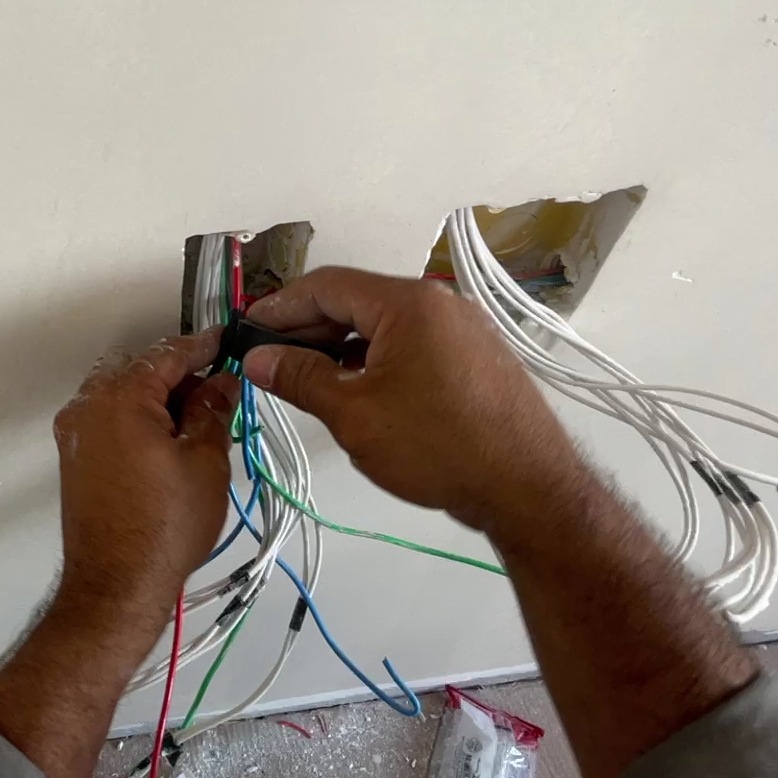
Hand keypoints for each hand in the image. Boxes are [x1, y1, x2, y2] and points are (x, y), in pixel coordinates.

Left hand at [50, 329, 239, 617]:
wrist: (116, 584)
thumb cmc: (165, 526)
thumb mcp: (205, 461)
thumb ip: (212, 410)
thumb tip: (221, 382)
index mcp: (119, 397)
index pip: (166, 354)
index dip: (201, 346)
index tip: (225, 340)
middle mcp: (87, 405)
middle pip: (136, 367)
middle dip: (175, 372)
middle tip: (214, 391)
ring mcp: (74, 431)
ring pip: (117, 390)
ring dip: (153, 394)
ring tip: (194, 420)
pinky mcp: (72, 455)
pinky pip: (106, 415)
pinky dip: (134, 415)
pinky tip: (165, 438)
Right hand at [240, 266, 585, 534]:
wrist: (531, 491)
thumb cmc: (437, 447)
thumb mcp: (354, 413)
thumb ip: (300, 378)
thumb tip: (256, 359)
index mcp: (408, 303)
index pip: (326, 286)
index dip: (279, 306)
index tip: (246, 328)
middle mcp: (437, 303)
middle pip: (353, 301)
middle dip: (305, 327)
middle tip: (266, 355)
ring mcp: (459, 328)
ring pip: (380, 324)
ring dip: (336, 344)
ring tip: (299, 373)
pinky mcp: (470, 356)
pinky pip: (407, 343)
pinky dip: (370, 357)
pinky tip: (347, 383)